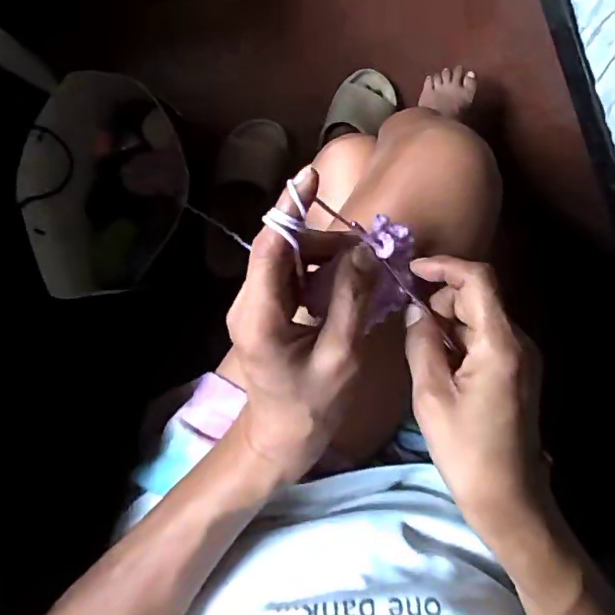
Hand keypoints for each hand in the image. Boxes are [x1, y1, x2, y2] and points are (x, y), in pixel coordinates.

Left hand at [224, 166, 378, 482]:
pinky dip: (316, 269)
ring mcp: (252, 305)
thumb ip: (351, 300)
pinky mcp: (263, 309)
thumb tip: (366, 251)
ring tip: (359, 268)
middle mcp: (248, 303)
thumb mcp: (341, 356)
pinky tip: (342, 280)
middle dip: (322, 240)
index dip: (290, 207)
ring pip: (286, 259)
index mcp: (260, 316)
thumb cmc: (311, 408)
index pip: (270, 247)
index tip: (311, 174)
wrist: (279, 439)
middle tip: (365, 250)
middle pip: (281, 248)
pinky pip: (289, 275)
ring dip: (322, 254)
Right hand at [403, 256, 548, 537]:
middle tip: (406, 316)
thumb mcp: (430, 395)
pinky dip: (459, 337)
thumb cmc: (466, 451)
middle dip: (440, 297)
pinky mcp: (518, 372)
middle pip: (478, 296)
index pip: (479, 279)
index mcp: (500, 345)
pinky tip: (437, 359)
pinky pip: (485, 338)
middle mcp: (518, 343)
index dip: (444, 266)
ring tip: (418, 342)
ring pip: (480, 316)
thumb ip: (421, 343)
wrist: (510, 500)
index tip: (411, 271)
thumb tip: (414, 309)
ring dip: (447, 318)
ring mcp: (522, 358)